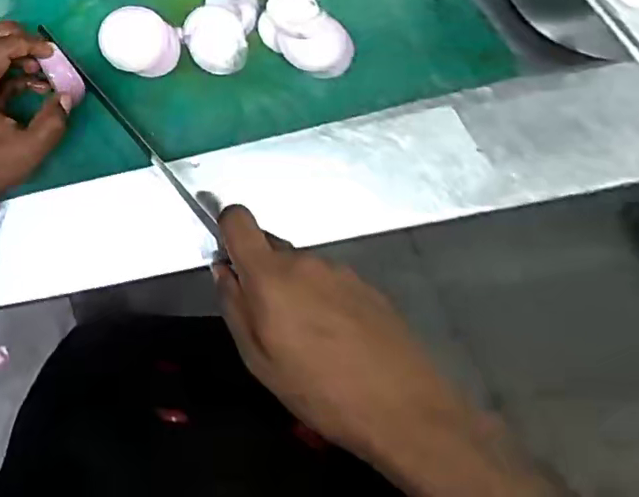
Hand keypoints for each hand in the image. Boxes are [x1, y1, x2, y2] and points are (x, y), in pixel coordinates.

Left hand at [0, 21, 69, 205]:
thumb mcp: (29, 150)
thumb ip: (51, 122)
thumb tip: (67, 96)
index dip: (25, 44)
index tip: (51, 53)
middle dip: (13, 34)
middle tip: (40, 46)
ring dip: (15, 51)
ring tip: (42, 68)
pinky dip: (16, 70)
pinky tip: (38, 86)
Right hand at [213, 207, 548, 493]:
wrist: (414, 419)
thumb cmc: (322, 390)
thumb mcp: (257, 358)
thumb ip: (232, 305)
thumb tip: (224, 273)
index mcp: (269, 273)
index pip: (237, 219)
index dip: (227, 227)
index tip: (229, 254)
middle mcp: (305, 262)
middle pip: (271, 247)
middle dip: (264, 272)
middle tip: (273, 317)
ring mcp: (343, 274)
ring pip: (304, 269)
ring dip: (299, 290)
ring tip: (313, 338)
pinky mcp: (373, 292)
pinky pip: (334, 286)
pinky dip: (329, 304)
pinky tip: (343, 343)